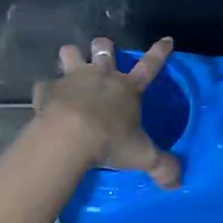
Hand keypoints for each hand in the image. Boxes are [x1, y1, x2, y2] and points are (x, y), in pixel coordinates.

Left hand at [34, 36, 182, 189]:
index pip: (150, 66)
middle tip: (103, 51)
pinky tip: (46, 98)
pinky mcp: (49, 89)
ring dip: (71, 56)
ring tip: (70, 62)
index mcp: (128, 88)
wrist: (70, 136)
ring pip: (71, 53)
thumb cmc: (110, 142)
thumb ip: (163, 167)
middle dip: (104, 46)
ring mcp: (73, 79)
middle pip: (105, 49)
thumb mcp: (143, 157)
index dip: (160, 52)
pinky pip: (45, 84)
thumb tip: (177, 182)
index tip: (167, 40)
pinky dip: (46, 90)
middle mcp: (102, 76)